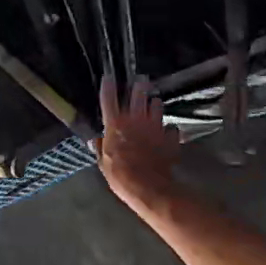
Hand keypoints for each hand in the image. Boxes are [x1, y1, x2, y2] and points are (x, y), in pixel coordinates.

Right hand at [94, 75, 180, 211]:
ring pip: (157, 105)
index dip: (108, 86)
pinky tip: (167, 132)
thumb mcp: (103, 163)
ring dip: (155, 104)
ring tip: (154, 103)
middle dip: (140, 85)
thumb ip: (100, 148)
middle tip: (142, 79)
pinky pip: (171, 127)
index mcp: (116, 124)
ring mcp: (155, 126)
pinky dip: (168, 128)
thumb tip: (94, 141)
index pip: (109, 98)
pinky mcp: (169, 136)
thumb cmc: (120, 175)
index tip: (108, 77)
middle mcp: (136, 119)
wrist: (148, 187)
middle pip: (139, 93)